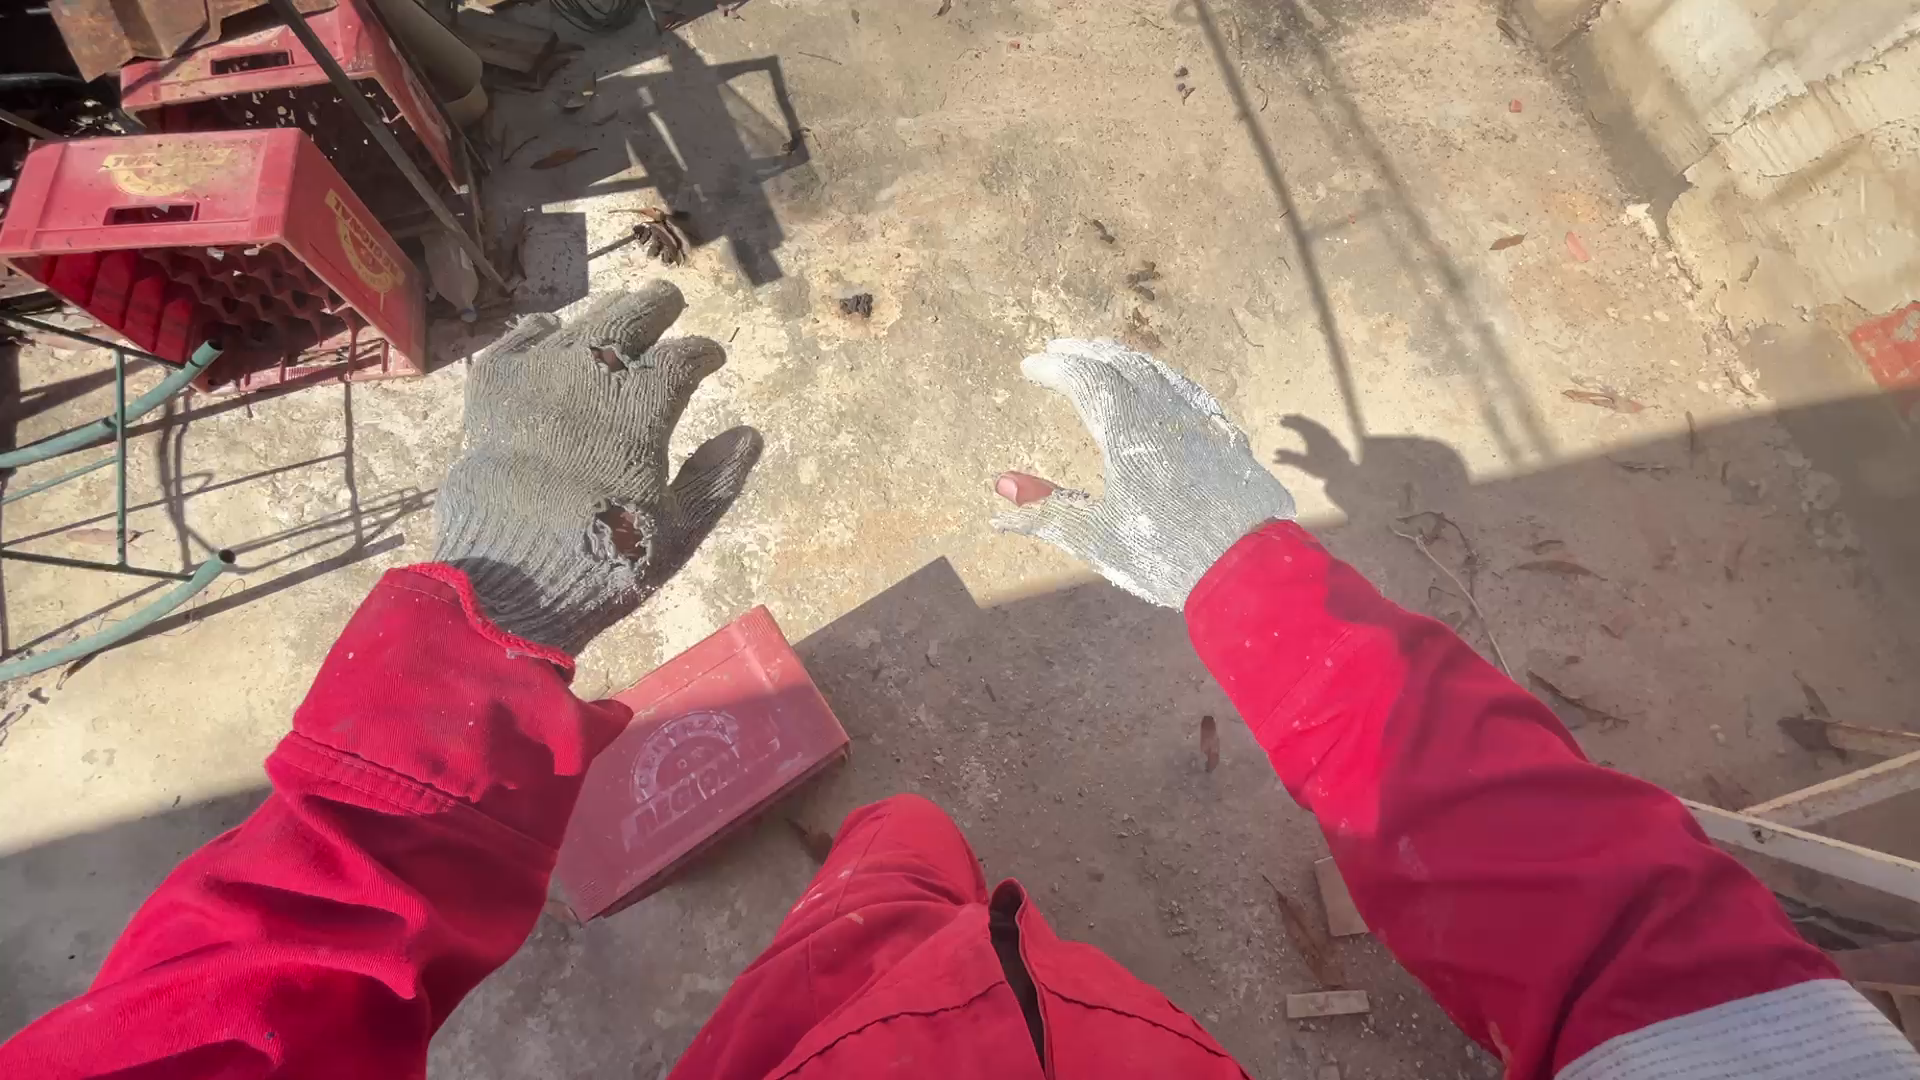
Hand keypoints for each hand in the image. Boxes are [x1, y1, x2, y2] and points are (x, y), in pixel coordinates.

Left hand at [434, 282, 760, 653]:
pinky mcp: (488, 400)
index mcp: (638, 414)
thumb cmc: (606, 560)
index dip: (701, 353)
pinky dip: (536, 333)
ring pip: (574, 327)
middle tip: (670, 296)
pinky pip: (513, 346)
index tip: (714, 355)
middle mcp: (585, 383)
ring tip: (622, 304)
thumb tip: (750, 433)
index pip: (679, 361)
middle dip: (655, 307)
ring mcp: (532, 385)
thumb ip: (716, 478)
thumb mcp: (680, 531)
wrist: (508, 585)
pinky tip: (549, 330)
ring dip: (603, 312)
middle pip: (625, 323)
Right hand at [993, 339, 1294, 607]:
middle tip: (1059, 348)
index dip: (1053, 367)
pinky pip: (1189, 389)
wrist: (1248, 572)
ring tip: (1102, 355)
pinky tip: (1161, 384)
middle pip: (1121, 364)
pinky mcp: (1227, 436)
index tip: (1029, 364)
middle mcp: (1165, 415)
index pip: (1084, 381)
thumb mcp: (1095, 538)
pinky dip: (1162, 375)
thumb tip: (998, 492)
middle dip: (1085, 351)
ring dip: (1124, 357)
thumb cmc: (1164, 557)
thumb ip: (1044, 511)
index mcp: (1128, 434)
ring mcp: (1201, 422)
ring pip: (1159, 371)